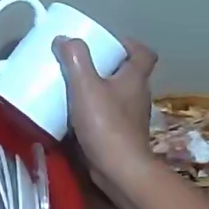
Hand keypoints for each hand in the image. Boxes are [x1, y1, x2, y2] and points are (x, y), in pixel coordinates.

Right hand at [54, 36, 157, 194]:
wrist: (118, 170)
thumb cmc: (106, 124)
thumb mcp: (86, 86)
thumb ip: (75, 59)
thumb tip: (65, 38)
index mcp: (135, 78)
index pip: (144, 53)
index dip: (129, 44)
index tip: (108, 43)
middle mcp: (138, 95)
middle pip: (127, 74)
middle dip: (106, 67)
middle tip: (82, 64)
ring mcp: (131, 118)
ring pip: (117, 96)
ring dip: (99, 90)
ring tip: (73, 87)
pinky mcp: (121, 136)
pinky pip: (108, 116)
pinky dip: (94, 112)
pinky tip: (73, 115)